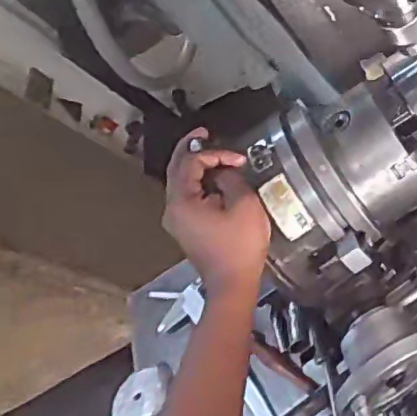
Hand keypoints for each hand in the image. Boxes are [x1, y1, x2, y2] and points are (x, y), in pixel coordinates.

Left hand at [162, 128, 270, 297]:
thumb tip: (224, 172)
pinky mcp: (187, 228)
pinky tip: (217, 178)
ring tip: (217, 154)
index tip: (238, 159)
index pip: (190, 163)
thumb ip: (230, 179)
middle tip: (203, 133)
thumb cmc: (240, 245)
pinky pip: (189, 196)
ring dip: (198, 166)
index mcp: (182, 202)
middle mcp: (172, 210)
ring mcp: (177, 220)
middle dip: (190, 150)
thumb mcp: (244, 204)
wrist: (233, 283)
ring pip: (182, 183)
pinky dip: (201, 182)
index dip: (214, 154)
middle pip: (177, 170)